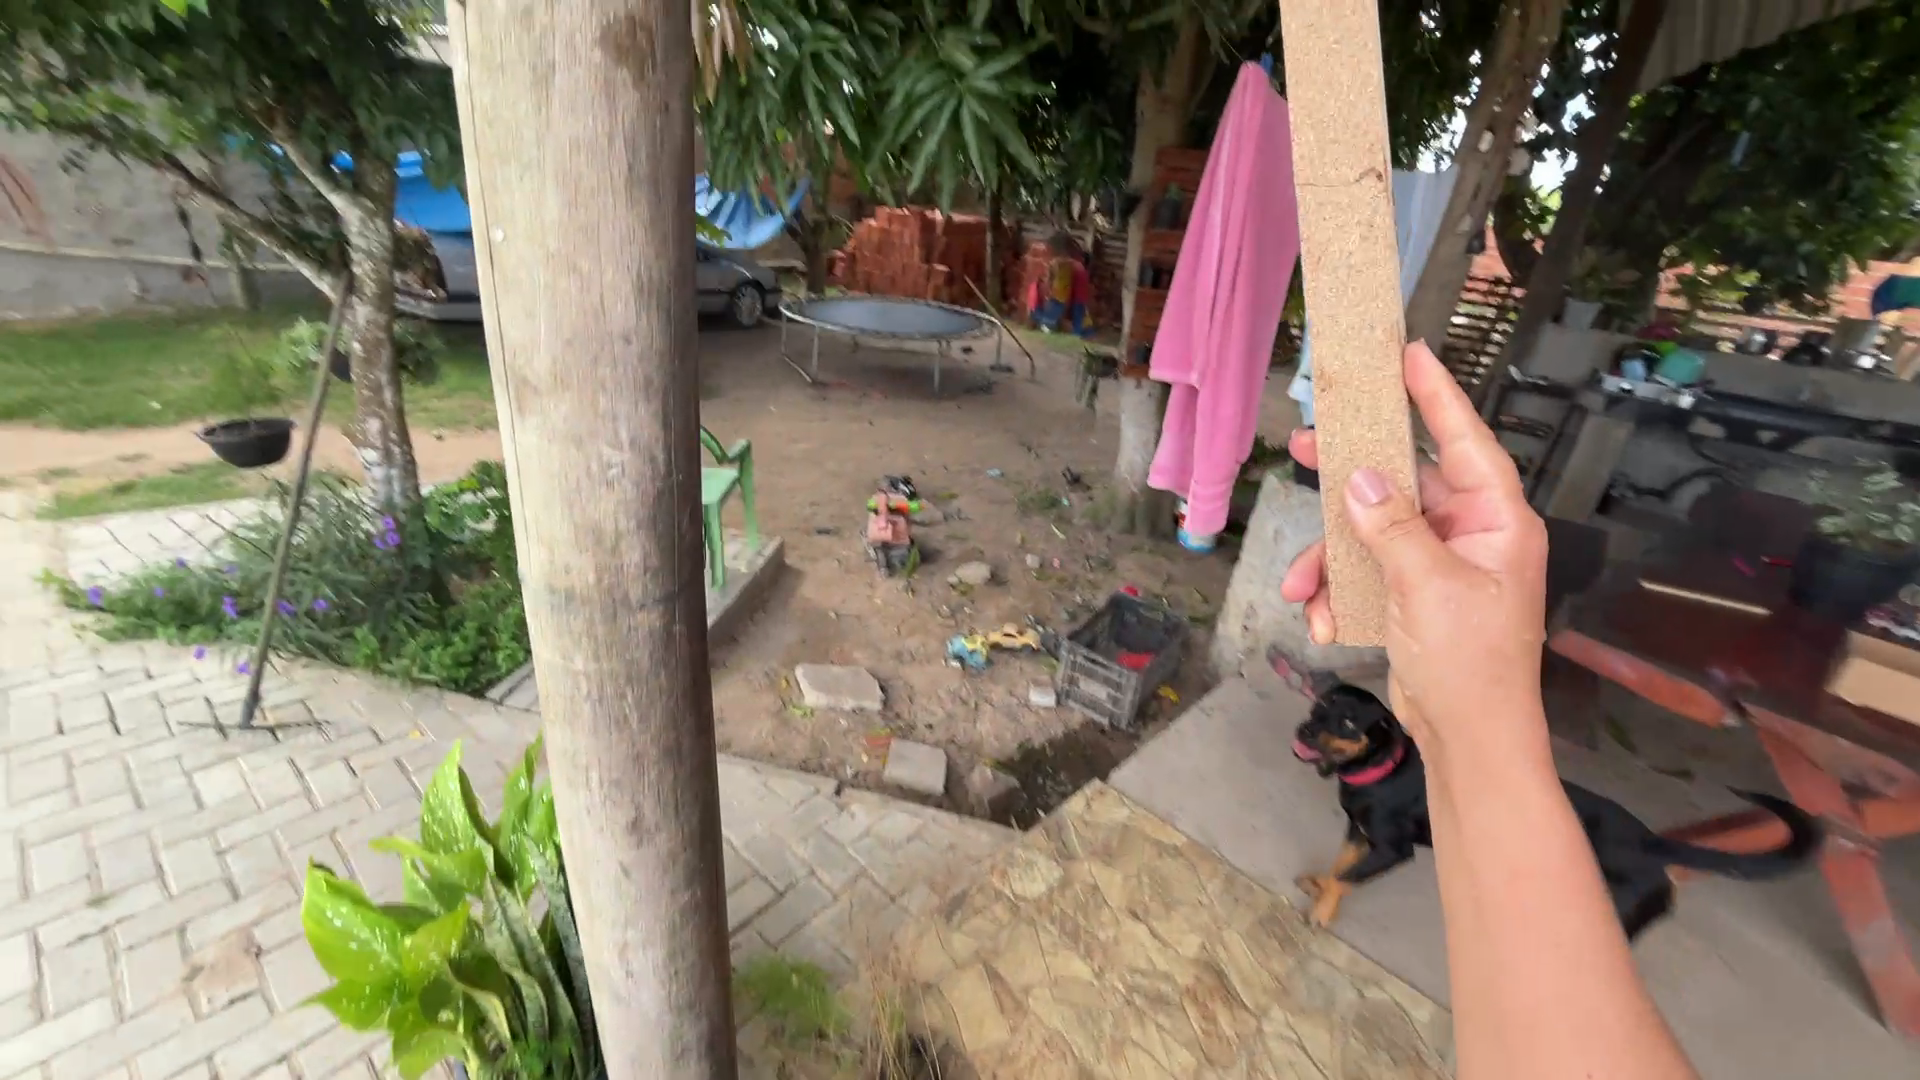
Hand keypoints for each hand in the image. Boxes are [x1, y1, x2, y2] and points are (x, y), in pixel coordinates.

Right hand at [1281, 342, 1548, 752]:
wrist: (1466, 735)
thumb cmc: (1468, 662)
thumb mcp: (1428, 589)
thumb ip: (1393, 529)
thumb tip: (1360, 480)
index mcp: (1496, 523)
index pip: (1464, 444)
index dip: (1437, 397)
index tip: (1409, 353)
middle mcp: (1467, 534)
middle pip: (1401, 484)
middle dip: (1349, 480)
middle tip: (1304, 447)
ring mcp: (1434, 562)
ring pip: (1368, 532)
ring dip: (1328, 557)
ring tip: (1297, 586)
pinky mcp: (1407, 590)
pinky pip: (1362, 569)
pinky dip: (1336, 590)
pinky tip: (1320, 618)